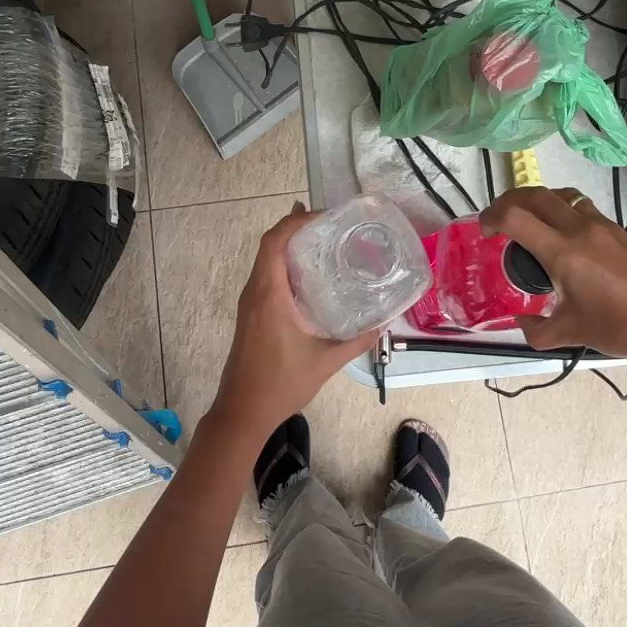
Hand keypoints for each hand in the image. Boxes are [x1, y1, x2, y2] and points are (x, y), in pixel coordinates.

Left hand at [209, 204, 380, 440]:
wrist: (242, 411)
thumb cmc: (280, 384)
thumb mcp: (325, 362)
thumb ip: (356, 341)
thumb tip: (384, 323)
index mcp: (269, 295)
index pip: (274, 242)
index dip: (294, 221)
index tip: (322, 215)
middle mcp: (255, 292)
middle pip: (269, 245)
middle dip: (294, 227)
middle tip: (326, 221)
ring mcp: (250, 304)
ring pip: (265, 261)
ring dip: (287, 245)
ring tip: (319, 239)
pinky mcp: (251, 315)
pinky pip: (265, 277)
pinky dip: (283, 264)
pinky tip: (306, 275)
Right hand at [480, 186, 626, 372]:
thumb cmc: (623, 328)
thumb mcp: (572, 334)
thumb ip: (537, 330)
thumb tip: (521, 323)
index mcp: (563, 252)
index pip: (515, 216)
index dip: (491, 217)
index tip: (485, 232)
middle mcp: (581, 229)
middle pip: (534, 195)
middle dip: (508, 201)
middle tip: (497, 219)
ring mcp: (603, 226)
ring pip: (560, 195)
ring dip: (536, 200)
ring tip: (528, 221)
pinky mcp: (619, 230)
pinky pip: (581, 206)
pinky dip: (561, 210)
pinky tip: (563, 237)